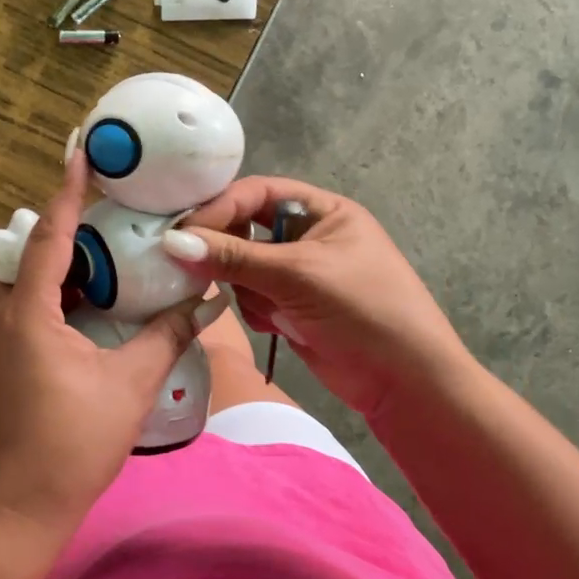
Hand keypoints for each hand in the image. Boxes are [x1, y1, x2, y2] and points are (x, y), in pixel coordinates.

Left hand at [0, 153, 226, 525]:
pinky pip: (29, 303)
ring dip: (63, 260)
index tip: (79, 152)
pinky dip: (59, 290)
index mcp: (28, 310)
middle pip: (31, 249)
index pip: (48, 234)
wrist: (24, 502)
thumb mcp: (130, 383)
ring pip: (28, 278)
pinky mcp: (5, 355)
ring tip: (109, 247)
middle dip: (66, 224)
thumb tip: (204, 302)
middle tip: (109, 207)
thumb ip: (166, 335)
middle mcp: (4, 314)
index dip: (66, 191)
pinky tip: (95, 298)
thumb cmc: (74, 441)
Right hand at [161, 177, 474, 419]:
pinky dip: (256, 310)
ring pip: (241, 266)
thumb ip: (232, 257)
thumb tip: (172, 242)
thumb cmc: (365, 312)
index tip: (183, 232)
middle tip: (194, 265)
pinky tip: (276, 327)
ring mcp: (299, 274)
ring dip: (244, 286)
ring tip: (265, 307)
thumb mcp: (297, 276)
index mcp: (324, 211)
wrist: (407, 385)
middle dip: (228, 250)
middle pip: (245, 228)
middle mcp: (309, 236)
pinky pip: (251, 297)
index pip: (257, 193)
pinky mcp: (291, 308)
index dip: (220, 207)